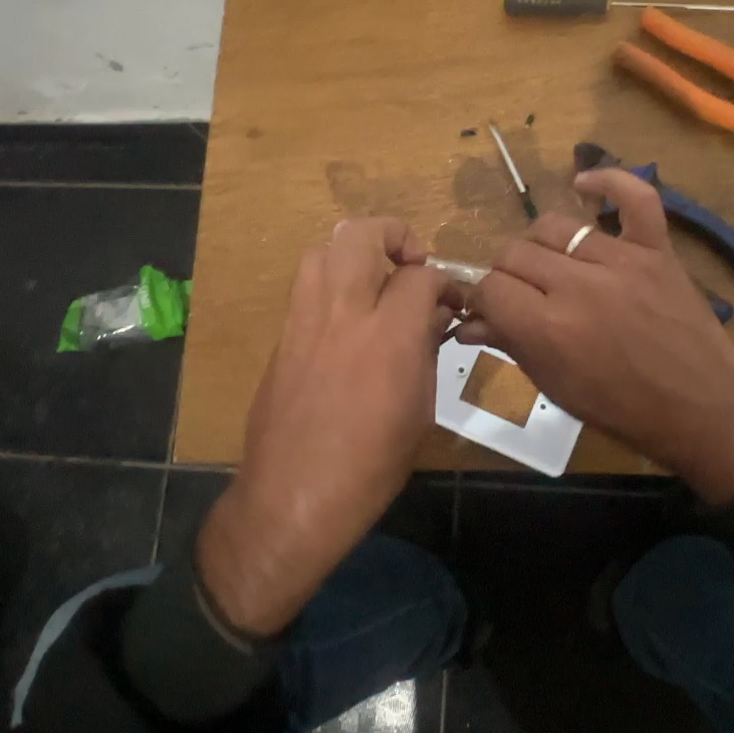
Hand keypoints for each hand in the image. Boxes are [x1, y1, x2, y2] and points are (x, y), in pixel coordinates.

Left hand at [197, 218, 455, 637]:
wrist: (294, 498)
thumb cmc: (371, 468)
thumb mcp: (419, 412)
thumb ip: (426, 353)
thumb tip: (432, 319)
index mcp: (389, 339)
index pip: (420, 277)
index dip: (442, 282)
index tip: (451, 300)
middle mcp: (344, 315)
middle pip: (362, 235)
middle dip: (395, 236)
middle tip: (412, 265)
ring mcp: (305, 321)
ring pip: (324, 248)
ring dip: (356, 251)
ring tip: (376, 280)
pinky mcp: (282, 336)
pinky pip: (307, 285)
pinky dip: (333, 281)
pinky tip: (350, 315)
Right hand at [457, 169, 733, 504]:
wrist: (702, 408)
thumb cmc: (624, 411)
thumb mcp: (557, 388)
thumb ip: (512, 345)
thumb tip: (467, 323)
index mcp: (549, 328)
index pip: (490, 287)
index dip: (481, 299)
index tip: (489, 311)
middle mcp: (579, 285)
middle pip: (514, 253)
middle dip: (506, 277)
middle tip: (521, 298)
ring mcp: (621, 260)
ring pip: (555, 227)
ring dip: (540, 246)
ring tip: (549, 268)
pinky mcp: (656, 249)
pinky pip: (634, 198)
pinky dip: (609, 183)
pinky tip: (583, 184)